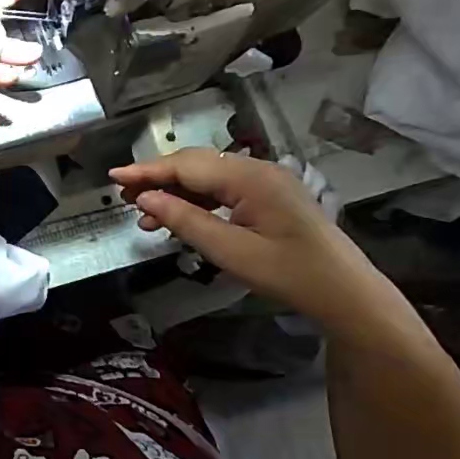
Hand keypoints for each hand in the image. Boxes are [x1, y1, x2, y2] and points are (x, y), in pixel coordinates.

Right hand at [109, 148, 397, 333]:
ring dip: (174, 192)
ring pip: (206, 176)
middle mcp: (256, 169)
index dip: (147, 171)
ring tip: (145, 216)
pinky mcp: (269, 195)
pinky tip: (177, 218)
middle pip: (194, 165)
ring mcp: (265, 181)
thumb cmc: (288, 274)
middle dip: (157, 179)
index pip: (186, 166)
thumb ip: (185, 220)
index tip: (113, 177)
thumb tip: (145, 199)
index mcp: (249, 178)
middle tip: (124, 198)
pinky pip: (222, 189)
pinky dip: (195, 200)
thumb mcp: (229, 251)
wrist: (345, 293)